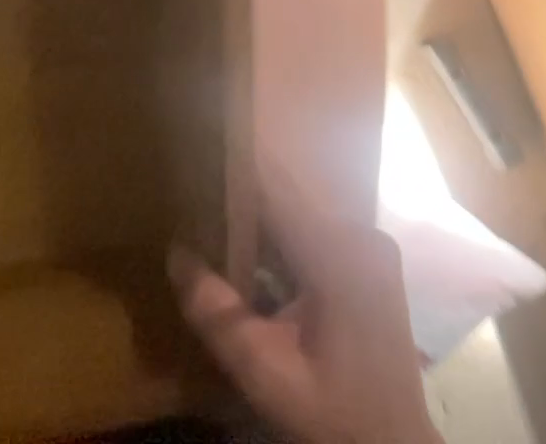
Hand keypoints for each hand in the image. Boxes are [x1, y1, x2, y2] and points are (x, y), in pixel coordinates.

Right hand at [168, 174, 439, 443]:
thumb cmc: (333, 411)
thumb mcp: (264, 371)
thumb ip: (217, 313)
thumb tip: (176, 253)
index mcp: (340, 255)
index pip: (275, 186)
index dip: (233, 161)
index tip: (193, 135)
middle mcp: (360, 236)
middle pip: (286, 191)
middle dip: (237, 185)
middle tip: (188, 178)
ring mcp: (369, 245)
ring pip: (296, 205)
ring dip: (255, 206)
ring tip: (206, 203)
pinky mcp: (368, 258)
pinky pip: (310, 224)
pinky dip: (275, 227)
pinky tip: (244, 241)